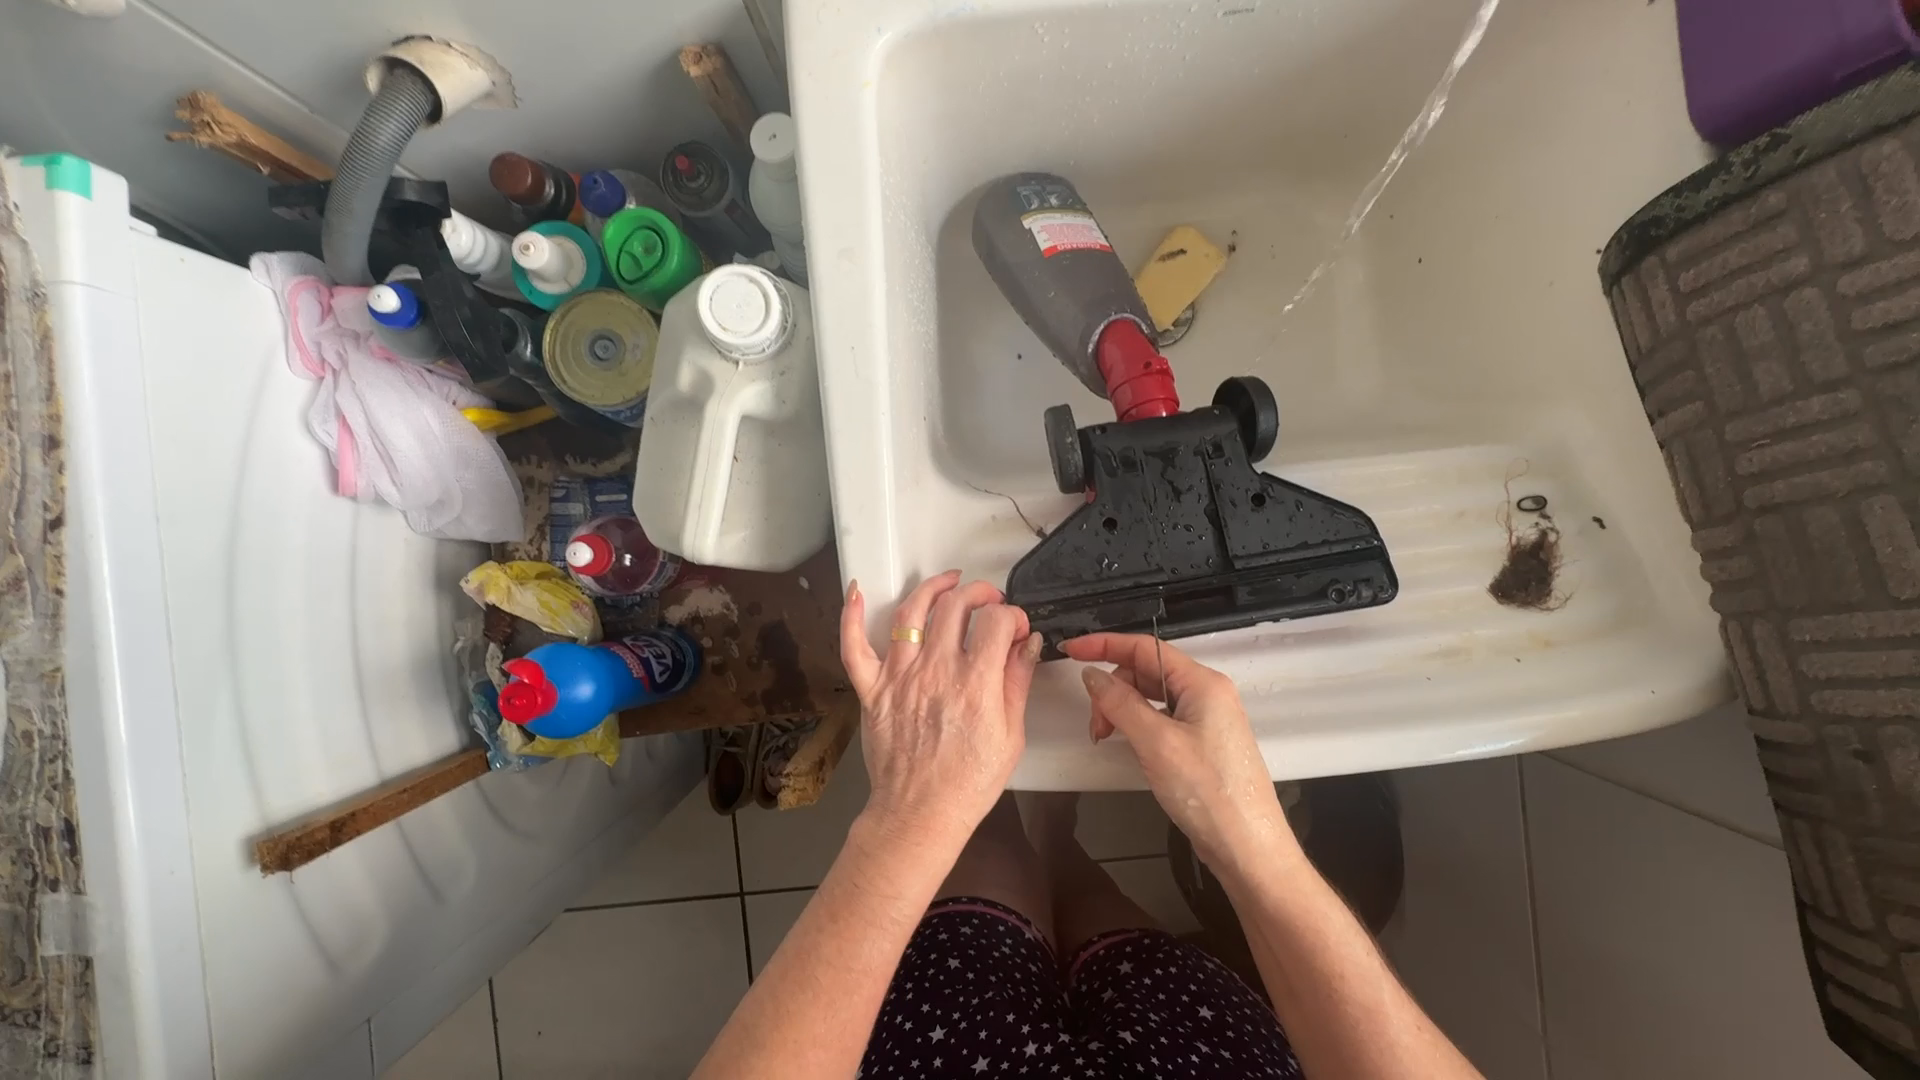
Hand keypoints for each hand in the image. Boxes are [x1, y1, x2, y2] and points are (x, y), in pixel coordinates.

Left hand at [841, 571, 1042, 847]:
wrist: (920, 814)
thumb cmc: (968, 782)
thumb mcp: (1010, 735)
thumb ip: (1017, 682)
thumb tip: (1027, 642)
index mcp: (975, 684)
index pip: (995, 621)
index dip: (1011, 614)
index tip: (1015, 626)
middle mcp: (936, 671)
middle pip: (955, 606)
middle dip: (979, 593)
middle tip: (989, 601)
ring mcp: (900, 678)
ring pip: (911, 614)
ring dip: (932, 588)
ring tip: (949, 581)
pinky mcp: (873, 690)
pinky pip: (854, 647)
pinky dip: (852, 616)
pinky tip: (859, 591)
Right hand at [1061, 634, 1296, 873]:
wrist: (1249, 848)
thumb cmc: (1207, 791)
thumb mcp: (1156, 742)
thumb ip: (1120, 703)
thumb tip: (1091, 675)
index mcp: (1202, 683)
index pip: (1145, 647)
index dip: (1104, 645)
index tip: (1071, 650)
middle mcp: (1207, 693)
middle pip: (1146, 671)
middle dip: (1113, 689)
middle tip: (1095, 726)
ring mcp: (1206, 719)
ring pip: (1151, 696)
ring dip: (1122, 710)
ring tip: (1107, 739)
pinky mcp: (1202, 743)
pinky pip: (1161, 719)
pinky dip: (1137, 726)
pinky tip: (1128, 745)